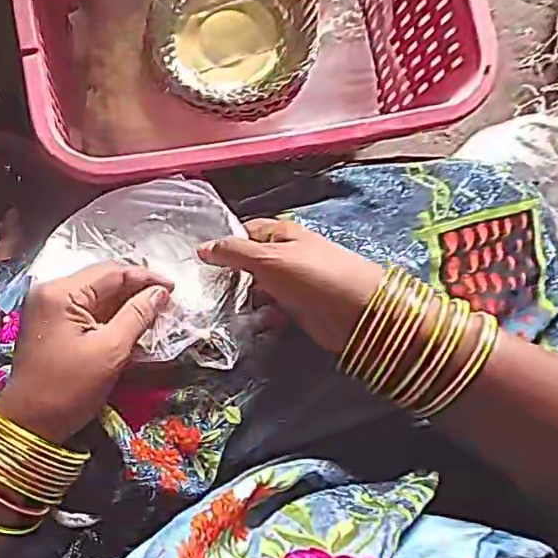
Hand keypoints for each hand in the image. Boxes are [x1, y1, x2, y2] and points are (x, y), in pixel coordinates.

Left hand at [0, 264, 173, 441]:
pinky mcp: (49, 323)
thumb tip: (160, 292)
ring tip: (154, 310)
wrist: (29, 424)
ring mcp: (46, 306)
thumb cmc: (69, 389)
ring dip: (124, 301)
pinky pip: (85, 309)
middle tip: (167, 300)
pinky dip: (108, 314)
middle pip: (101, 279)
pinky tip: (129, 321)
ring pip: (94, 294)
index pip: (111, 272)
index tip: (174, 288)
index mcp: (61, 293)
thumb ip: (137, 316)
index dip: (146, 278)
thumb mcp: (110, 351)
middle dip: (136, 288)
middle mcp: (50, 291)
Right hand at [198, 218, 383, 355]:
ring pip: (255, 289)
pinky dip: (259, 317)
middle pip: (247, 263)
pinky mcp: (295, 307)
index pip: (243, 232)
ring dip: (242, 301)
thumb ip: (233, 252)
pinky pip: (268, 310)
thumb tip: (202, 248)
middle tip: (207, 292)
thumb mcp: (267, 258)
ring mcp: (290, 282)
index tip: (200, 263)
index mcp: (280, 234)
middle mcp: (284, 255)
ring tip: (223, 312)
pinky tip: (249, 324)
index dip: (223, 245)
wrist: (357, 311)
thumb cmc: (312, 276)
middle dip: (229, 277)